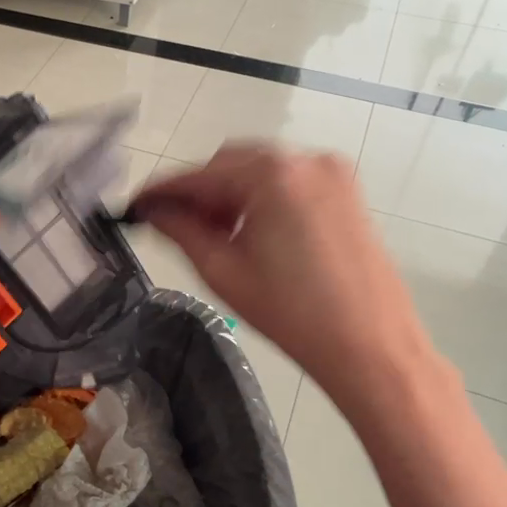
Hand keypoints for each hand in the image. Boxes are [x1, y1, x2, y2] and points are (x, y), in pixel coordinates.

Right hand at [133, 144, 444, 399]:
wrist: (371, 347)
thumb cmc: (292, 314)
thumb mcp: (223, 271)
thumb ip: (181, 230)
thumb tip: (153, 211)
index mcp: (272, 175)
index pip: (200, 174)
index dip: (162, 191)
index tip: (135, 206)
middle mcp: (305, 159)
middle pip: (231, 163)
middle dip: (200, 192)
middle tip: (176, 227)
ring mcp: (332, 173)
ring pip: (260, 170)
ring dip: (231, 195)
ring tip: (217, 236)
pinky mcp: (347, 192)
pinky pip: (289, 181)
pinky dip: (262, 198)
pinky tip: (253, 234)